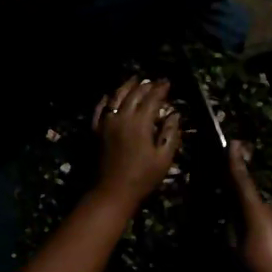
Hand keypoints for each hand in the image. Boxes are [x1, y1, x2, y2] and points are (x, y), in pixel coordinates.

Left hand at [90, 78, 181, 203]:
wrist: (112, 191)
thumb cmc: (142, 177)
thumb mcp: (163, 158)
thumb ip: (170, 134)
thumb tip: (174, 114)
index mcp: (140, 123)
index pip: (152, 99)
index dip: (161, 89)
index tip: (168, 83)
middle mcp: (122, 117)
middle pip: (134, 94)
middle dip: (146, 85)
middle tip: (154, 81)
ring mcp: (106, 123)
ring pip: (115, 97)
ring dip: (126, 86)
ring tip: (134, 80)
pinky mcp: (96, 130)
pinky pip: (100, 109)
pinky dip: (105, 99)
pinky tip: (108, 95)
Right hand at [227, 140, 271, 271]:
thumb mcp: (236, 256)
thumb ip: (232, 231)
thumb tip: (230, 214)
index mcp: (259, 217)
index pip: (243, 184)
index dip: (236, 164)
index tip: (233, 143)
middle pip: (255, 206)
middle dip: (243, 209)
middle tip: (229, 223)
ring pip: (269, 223)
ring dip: (258, 230)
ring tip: (247, 254)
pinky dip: (271, 243)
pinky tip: (266, 266)